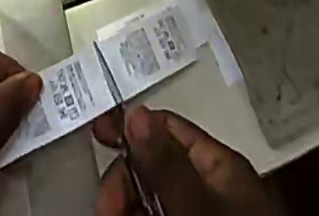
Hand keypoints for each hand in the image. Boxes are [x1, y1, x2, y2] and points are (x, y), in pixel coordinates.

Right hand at [93, 107, 279, 215]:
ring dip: (125, 204)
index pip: (168, 127)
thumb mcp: (198, 207)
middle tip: (106, 207)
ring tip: (109, 215)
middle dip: (123, 182)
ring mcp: (205, 215)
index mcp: (221, 167)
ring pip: (152, 200)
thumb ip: (166, 162)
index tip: (97, 133)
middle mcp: (213, 189)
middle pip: (154, 167)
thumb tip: (136, 113)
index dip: (131, 127)